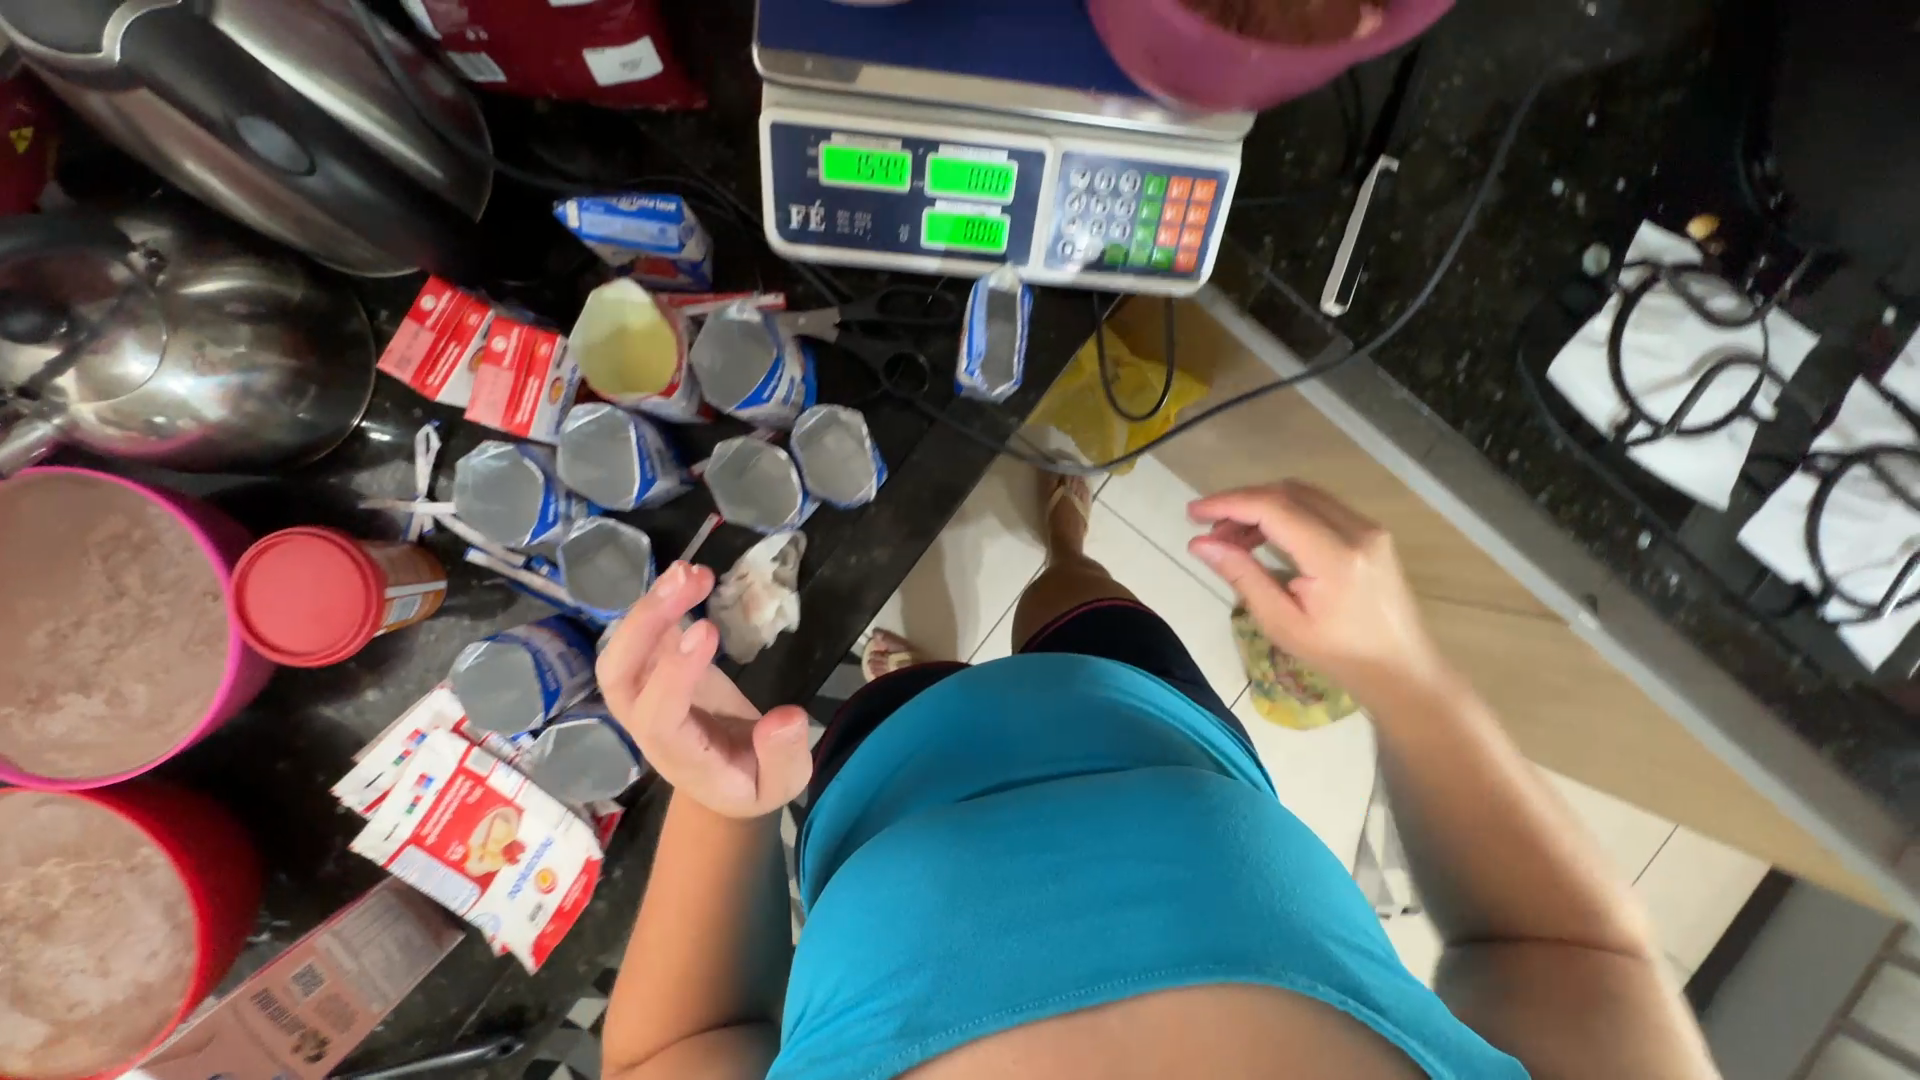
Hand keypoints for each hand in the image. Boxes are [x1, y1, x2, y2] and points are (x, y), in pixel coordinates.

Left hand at [597, 561, 812, 819]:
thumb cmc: (753, 784)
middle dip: (644, 625)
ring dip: (651, 606)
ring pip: (624, 650)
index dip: (674, 673)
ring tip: (692, 570)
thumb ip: (784, 756)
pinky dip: (660, 602)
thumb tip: (787, 717)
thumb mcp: (782, 783)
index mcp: (678, 754)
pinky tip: (688, 573)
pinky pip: (645, 635)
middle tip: (688, 583)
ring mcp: (648, 693)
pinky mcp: (659, 670)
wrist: (726, 784)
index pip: (659, 716)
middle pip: (619, 675)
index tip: (708, 630)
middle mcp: (649, 722)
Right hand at [1187, 481, 1448, 699]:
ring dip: (1260, 506)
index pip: (1274, 509)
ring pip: (1302, 494)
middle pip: (1287, 492)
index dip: (1228, 504)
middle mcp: (1357, 531)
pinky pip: (1318, 506)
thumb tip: (1200, 544)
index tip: (1194, 513)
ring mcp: (1368, 527)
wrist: (1401, 669)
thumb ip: (1242, 576)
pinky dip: (1283, 512)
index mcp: (1335, 558)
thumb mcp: (1281, 623)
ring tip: (1230, 537)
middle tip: (1208, 528)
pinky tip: (1262, 537)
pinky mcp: (1370, 531)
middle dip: (1240, 502)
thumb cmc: (1338, 655)